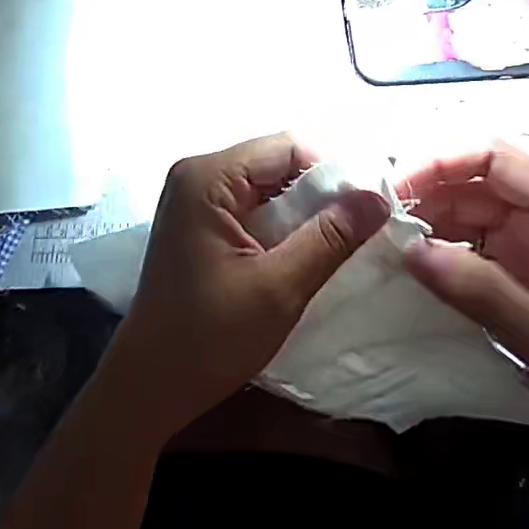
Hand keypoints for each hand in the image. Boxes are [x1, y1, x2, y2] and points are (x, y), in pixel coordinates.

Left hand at [104, 133, 390, 439]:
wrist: (151, 381)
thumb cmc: (209, 337)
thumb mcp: (279, 288)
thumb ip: (329, 238)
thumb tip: (377, 196)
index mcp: (207, 177)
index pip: (285, 147)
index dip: (331, 173)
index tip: (367, 210)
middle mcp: (196, 173)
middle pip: (274, 162)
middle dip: (319, 192)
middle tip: (357, 231)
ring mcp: (193, 196)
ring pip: (265, 184)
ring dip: (301, 210)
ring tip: (336, 245)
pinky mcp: (197, 220)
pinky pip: (250, 204)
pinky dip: (279, 222)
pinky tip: (300, 251)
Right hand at [397, 144, 528, 489]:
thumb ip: (484, 292)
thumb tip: (410, 248)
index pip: (498, 162)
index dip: (443, 163)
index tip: (396, 189)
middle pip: (476, 187)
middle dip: (426, 195)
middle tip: (378, 221)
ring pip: (468, 220)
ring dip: (427, 225)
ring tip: (384, 243)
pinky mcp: (522, 290)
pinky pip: (469, 256)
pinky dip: (438, 257)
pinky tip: (410, 270)